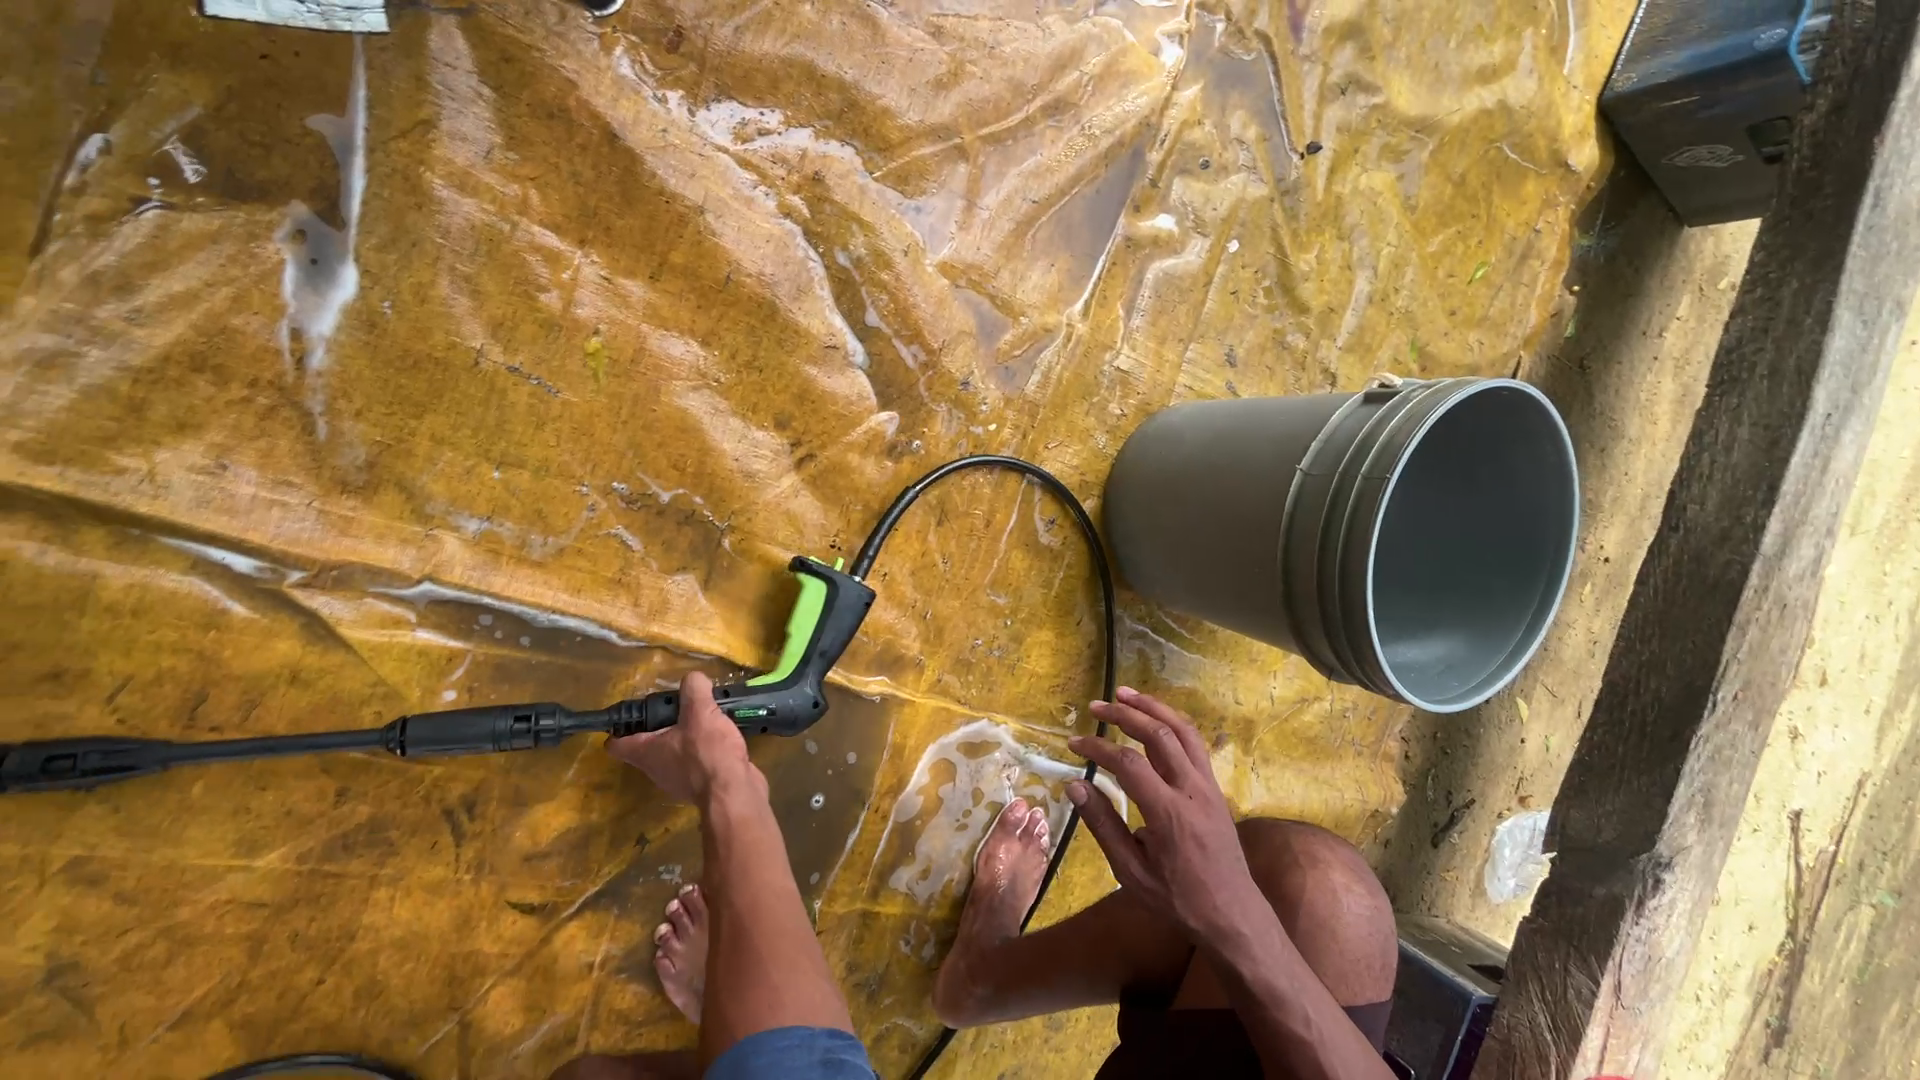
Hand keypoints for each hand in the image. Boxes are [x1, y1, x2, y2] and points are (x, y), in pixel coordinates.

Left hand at [606, 671, 756, 804]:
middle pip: (647, 744)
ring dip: (685, 736)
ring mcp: (678, 779)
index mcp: (646, 751)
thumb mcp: (700, 712)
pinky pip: (696, 761)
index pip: (615, 743)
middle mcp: (656, 768)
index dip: (620, 726)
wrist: (734, 793)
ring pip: (673, 752)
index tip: (635, 711)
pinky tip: (720, 737)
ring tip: (705, 718)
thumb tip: (694, 679)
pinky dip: (704, 749)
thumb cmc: (708, 752)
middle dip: (660, 725)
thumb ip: (694, 690)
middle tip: (679, 707)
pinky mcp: (699, 784)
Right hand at [1067, 687, 1266, 941]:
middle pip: (1159, 734)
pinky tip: (1154, 719)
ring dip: (1152, 708)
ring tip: (1125, 694)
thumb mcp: (1132, 872)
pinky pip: (1195, 744)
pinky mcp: (1215, 788)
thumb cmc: (1177, 899)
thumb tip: (1074, 786)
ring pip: (1183, 731)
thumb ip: (1104, 825)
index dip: (1099, 748)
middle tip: (1095, 706)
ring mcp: (1209, 786)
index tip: (1074, 743)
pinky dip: (1172, 723)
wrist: (1232, 914)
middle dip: (1125, 714)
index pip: (1129, 764)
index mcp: (1169, 814)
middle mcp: (1192, 790)